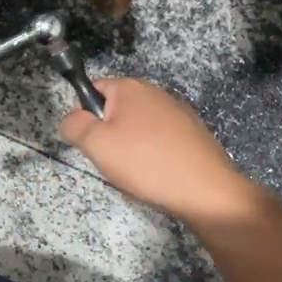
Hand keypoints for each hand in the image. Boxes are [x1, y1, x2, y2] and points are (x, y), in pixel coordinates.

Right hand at [59, 78, 261, 225]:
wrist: (209, 193)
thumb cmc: (147, 163)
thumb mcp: (96, 145)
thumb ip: (73, 125)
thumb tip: (72, 119)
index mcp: (129, 87)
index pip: (91, 90)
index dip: (86, 117)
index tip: (95, 143)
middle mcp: (155, 92)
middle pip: (115, 109)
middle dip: (109, 133)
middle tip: (114, 160)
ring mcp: (178, 112)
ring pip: (138, 126)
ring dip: (132, 145)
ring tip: (139, 171)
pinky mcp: (195, 133)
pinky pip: (161, 139)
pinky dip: (155, 153)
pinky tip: (160, 174)